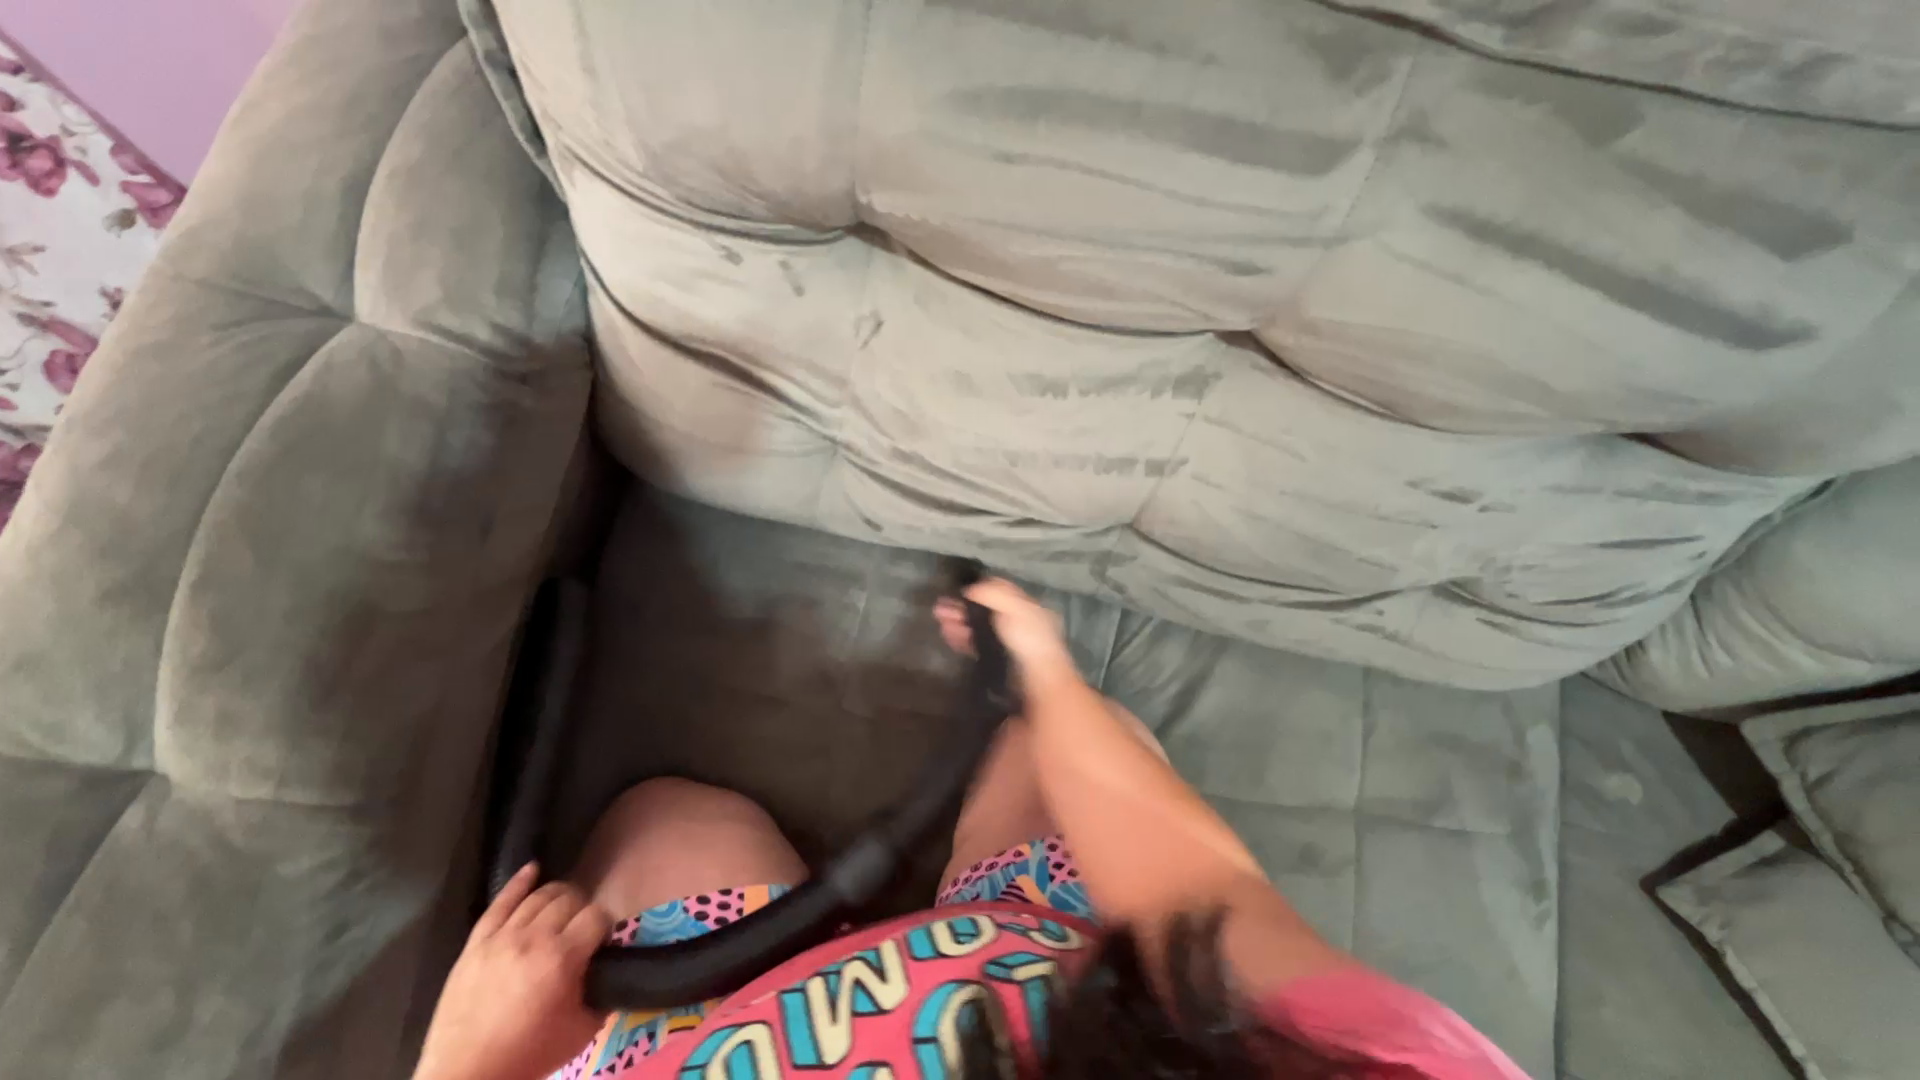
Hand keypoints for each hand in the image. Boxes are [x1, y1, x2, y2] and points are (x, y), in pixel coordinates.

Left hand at [415, 863, 612, 1079]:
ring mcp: (501, 937)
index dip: (605, 926)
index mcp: (563, 957)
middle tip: (583, 927)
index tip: (602, 941)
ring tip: (564, 905)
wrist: (466, 1075)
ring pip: (539, 896)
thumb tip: (610, 970)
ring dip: (558, 895)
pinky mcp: (476, 944)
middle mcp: (534, 937)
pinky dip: (518, 882)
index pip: (598, 916)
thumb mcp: (582, 1030)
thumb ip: (603, 993)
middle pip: (570, 899)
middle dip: (583, 908)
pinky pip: (499, 903)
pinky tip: (532, 870)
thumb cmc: (528, 1055)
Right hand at [935, 578, 1079, 690]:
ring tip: (940, 619)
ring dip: (959, 622)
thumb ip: (995, 595)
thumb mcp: (1018, 609)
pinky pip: (976, 645)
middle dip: (964, 607)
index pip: (1001, 592)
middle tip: (941, 606)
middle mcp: (1017, 625)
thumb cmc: (1030, 641)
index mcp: (1027, 609)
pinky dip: (961, 638)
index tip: (959, 590)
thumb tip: (972, 589)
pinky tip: (948, 634)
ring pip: (979, 628)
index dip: (979, 588)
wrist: (1037, 683)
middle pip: (986, 610)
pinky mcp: (997, 661)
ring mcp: (1006, 644)